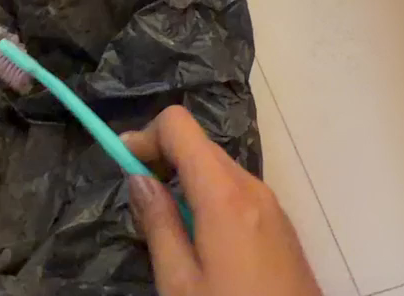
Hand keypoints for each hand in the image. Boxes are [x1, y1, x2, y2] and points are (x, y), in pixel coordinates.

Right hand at [121, 106, 322, 295]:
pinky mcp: (280, 226)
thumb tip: (139, 178)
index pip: (178, 125)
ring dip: (184, 179)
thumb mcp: (181, 285)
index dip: (145, 136)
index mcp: (224, 194)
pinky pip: (235, 191)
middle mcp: (251, 186)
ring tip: (167, 226)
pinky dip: (208, 196)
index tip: (123, 163)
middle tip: (139, 199)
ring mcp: (271, 205)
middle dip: (162, 159)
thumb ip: (158, 224)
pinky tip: (200, 241)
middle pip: (197, 144)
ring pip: (216, 167)